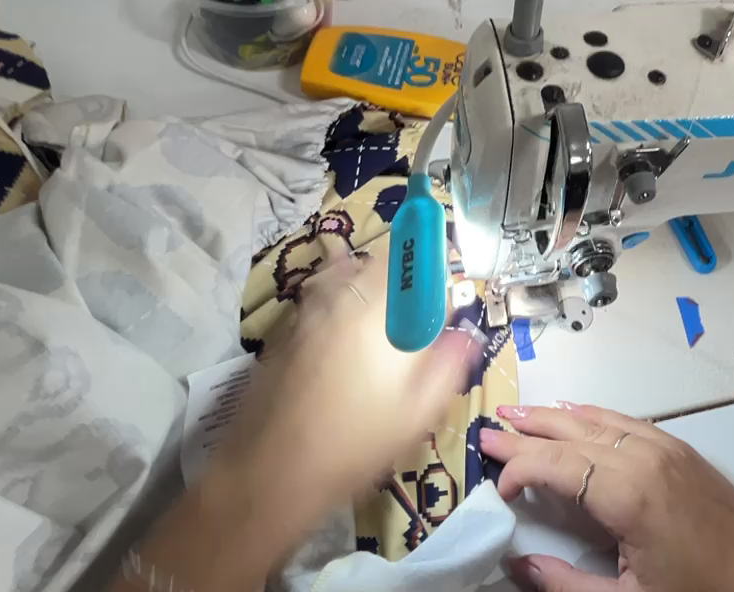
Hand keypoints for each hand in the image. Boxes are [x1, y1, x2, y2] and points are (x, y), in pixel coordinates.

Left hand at [113, 255, 477, 591]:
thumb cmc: (354, 444)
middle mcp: (342, 295)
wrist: (267, 477)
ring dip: (372, 287)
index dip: (435, 263)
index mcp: (379, 308)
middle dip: (406, 277)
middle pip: (382, 260)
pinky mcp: (286, 329)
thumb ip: (450, 363)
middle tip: (418, 317)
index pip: (415, 256)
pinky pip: (324, 297)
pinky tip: (348, 349)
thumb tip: (465, 334)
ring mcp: (308, 310)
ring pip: (350, 274)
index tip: (445, 290)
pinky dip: (343, 306)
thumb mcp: (419, 412)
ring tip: (382, 331)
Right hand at [479, 403, 733, 591]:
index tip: (497, 484)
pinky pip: (626, 420)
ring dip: (556, 416)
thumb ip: (565, 584)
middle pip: (574, 432)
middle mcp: (646, 456)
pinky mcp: (680, 448)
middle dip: (529, 428)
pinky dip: (593, 415)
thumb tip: (518, 563)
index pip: (559, 464)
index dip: (521, 467)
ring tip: (520, 412)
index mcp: (629, 493)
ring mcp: (666, 447)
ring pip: (598, 419)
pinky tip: (575, 412)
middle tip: (490, 425)